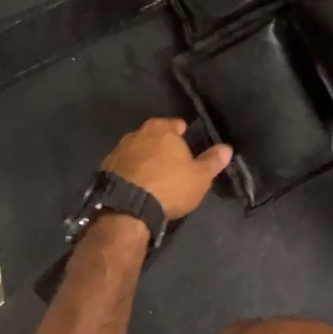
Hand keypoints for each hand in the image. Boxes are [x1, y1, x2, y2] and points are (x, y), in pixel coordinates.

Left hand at [101, 118, 233, 219]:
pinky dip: (129, 171)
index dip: (183, 135)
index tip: (187, 148)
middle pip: (154, 135)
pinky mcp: (105, 167)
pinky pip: (122, 165)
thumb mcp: (199, 177)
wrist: (126, 209)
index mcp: (163, 129)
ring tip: (151, 176)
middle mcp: (139, 133)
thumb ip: (212, 161)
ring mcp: (119, 149)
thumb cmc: (168, 187)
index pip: (176, 124)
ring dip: (143, 158)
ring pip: (136, 149)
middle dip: (161, 145)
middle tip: (170, 163)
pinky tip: (134, 185)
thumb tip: (227, 148)